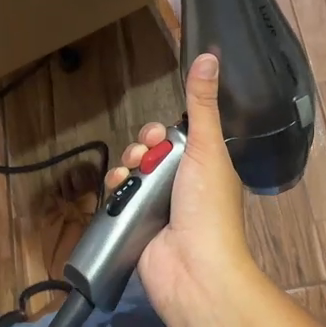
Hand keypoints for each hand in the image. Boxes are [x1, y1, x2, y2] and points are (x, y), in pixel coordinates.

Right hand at [104, 54, 291, 326]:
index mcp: (203, 166)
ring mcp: (158, 208)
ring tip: (130, 177)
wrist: (194, 270)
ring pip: (132, 173)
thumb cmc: (206, 206)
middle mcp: (181, 185)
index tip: (159, 134)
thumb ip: (202, 104)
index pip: (176, 138)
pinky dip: (116, 191)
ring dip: (127, 168)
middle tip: (145, 156)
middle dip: (142, 148)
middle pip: (150, 152)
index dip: (163, 132)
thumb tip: (209, 55)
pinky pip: (119, 198)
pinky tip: (118, 191)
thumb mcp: (206, 147)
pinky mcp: (137, 226)